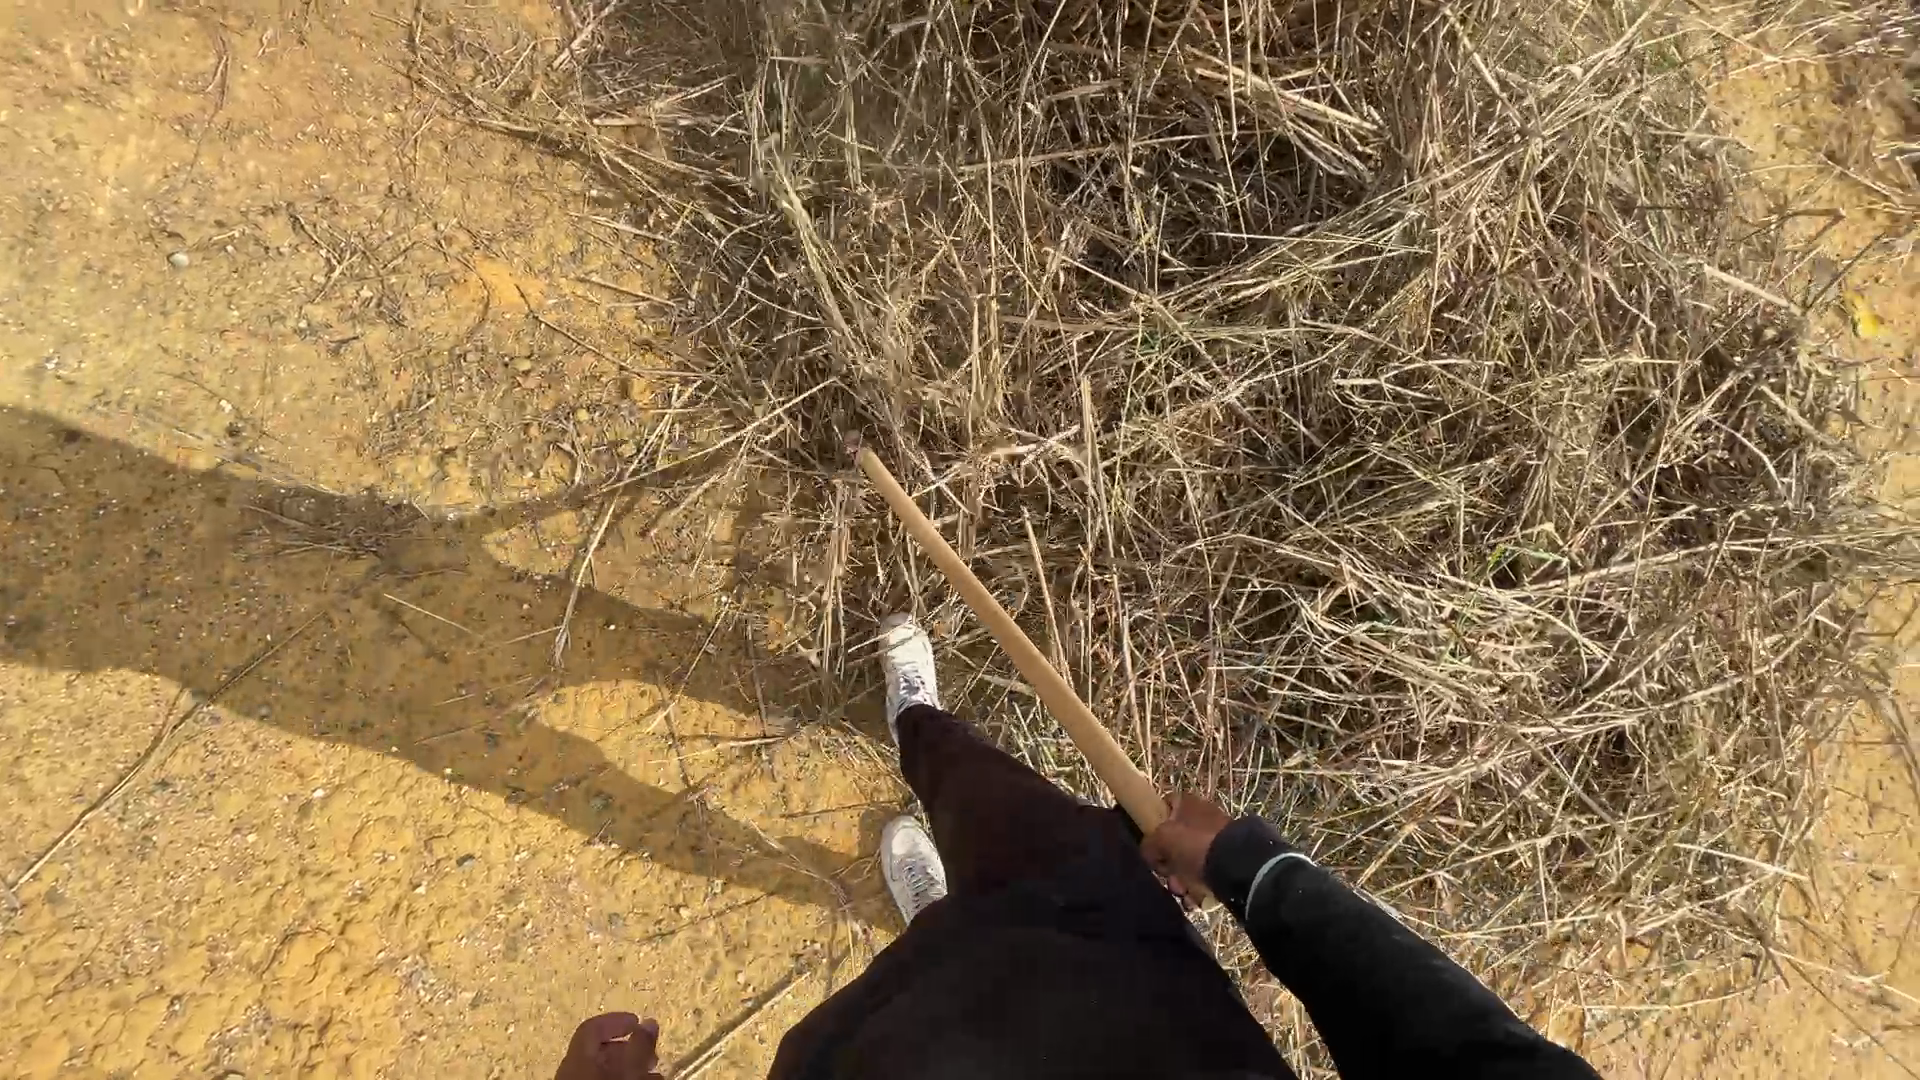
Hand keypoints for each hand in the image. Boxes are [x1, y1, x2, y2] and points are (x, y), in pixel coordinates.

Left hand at [555, 1013, 663, 1079]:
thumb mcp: (630, 1072)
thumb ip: (639, 1046)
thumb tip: (649, 1022)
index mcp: (577, 1061)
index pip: (591, 1029)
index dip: (615, 1021)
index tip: (639, 1023)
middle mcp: (571, 1075)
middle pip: (599, 1053)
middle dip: (630, 1050)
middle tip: (652, 1056)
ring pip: (602, 1074)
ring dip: (630, 1071)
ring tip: (653, 1078)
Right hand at [1142, 792, 1231, 901]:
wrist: (1237, 866)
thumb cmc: (1194, 844)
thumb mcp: (1162, 839)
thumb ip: (1148, 844)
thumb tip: (1149, 855)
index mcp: (1188, 803)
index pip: (1166, 806)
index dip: (1155, 824)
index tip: (1152, 844)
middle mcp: (1203, 817)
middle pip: (1175, 840)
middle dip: (1168, 864)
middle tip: (1169, 878)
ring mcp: (1217, 840)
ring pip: (1189, 861)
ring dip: (1181, 879)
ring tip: (1183, 894)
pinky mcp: (1228, 861)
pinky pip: (1205, 874)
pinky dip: (1198, 888)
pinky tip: (1194, 900)